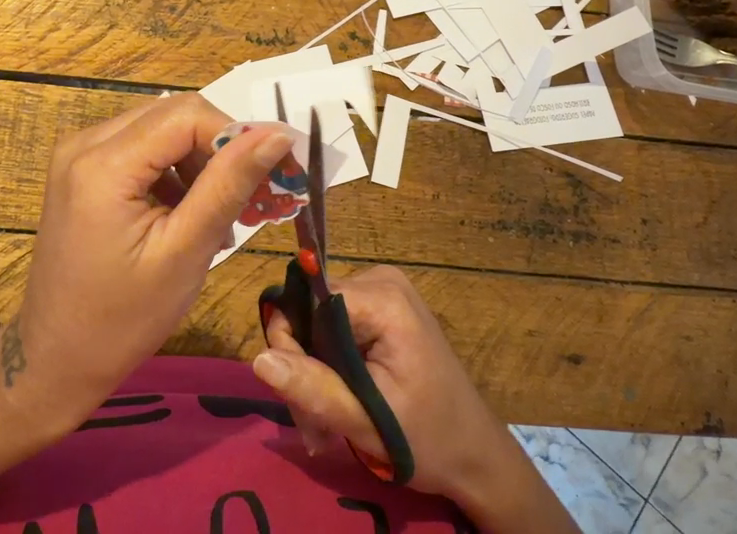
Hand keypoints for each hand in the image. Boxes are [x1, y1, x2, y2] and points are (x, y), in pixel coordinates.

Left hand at [12, 94, 292, 421]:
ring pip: (159, 130)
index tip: (278, 170)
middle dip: (221, 148)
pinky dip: (173, 172)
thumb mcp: (185, 252)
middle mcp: (84, 143)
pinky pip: (140, 150)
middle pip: (172, 116)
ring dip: (200, 162)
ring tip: (223, 217)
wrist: (57, 356)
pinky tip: (190, 215)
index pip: (187, 115)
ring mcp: (78, 155)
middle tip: (258, 196)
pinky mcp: (81, 171)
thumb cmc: (123, 318)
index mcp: (103, 164)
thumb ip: (228, 186)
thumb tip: (275, 136)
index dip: (238, 133)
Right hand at [251, 265, 513, 501]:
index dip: (291, 348)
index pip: (305, 303)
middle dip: (303, 369)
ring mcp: (383, 291)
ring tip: (325, 423)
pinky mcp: (382, 306)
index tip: (301, 402)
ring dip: (313, 372)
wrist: (477, 456)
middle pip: (309, 313)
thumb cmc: (429, 440)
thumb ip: (313, 388)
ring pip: (316, 322)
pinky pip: (334, 325)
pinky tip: (340, 401)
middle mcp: (380, 281)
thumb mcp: (366, 421)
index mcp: (382, 299)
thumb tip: (259, 359)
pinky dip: (330, 365)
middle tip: (315, 425)